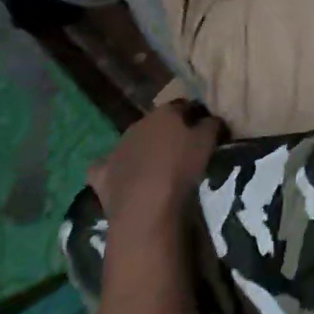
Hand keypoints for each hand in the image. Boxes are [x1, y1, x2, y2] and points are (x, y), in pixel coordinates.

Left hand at [88, 99, 223, 230]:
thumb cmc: (182, 169)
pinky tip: (122, 180)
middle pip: (156, 124)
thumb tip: (211, 119)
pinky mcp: (102, 174)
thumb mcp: (208, 142)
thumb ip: (211, 125)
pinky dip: (114, 171)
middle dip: (167, 133)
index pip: (183, 106)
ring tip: (156, 170)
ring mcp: (117, 149)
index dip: (193, 116)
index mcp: (165, 113)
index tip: (203, 129)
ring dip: (143, 151)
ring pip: (132, 144)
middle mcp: (138, 124)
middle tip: (181, 151)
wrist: (146, 207)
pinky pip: (106, 167)